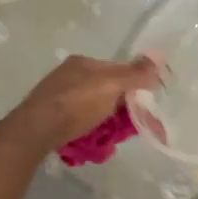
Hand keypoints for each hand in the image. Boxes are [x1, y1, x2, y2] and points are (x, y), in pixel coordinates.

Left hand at [4, 54, 161, 151]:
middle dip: (120, 109)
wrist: (36, 130)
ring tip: (112, 139)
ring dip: (105, 122)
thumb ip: (135, 73)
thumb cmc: (76, 104)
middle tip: (130, 128)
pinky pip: (78, 121)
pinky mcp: (50, 117)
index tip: (145, 107)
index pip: (117, 70)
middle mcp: (69, 75)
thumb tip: (160, 56)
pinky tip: (92, 142)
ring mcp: (57, 96)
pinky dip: (89, 130)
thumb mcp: (111, 86)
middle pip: (105, 90)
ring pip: (92, 108)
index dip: (134, 86)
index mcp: (83, 63)